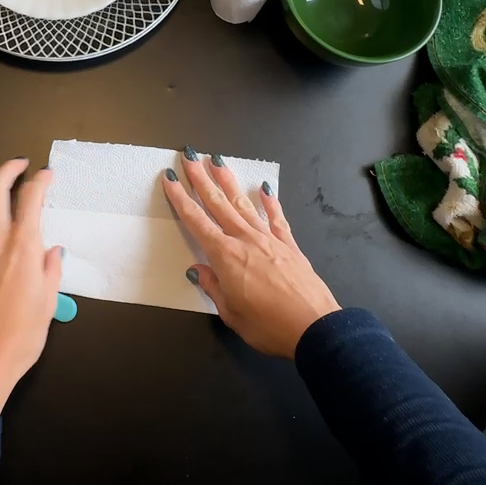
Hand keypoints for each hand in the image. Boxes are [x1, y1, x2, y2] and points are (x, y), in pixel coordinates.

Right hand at [163, 149, 339, 358]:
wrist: (314, 327)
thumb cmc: (267, 325)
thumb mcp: (230, 313)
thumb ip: (213, 287)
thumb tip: (198, 270)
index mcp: (225, 255)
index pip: (196, 221)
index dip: (180, 198)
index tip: (171, 178)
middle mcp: (244, 239)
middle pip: (218, 203)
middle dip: (201, 179)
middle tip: (191, 156)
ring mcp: (268, 239)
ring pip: (244, 204)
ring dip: (229, 182)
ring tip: (218, 162)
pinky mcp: (289, 245)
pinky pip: (277, 218)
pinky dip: (270, 202)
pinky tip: (265, 188)